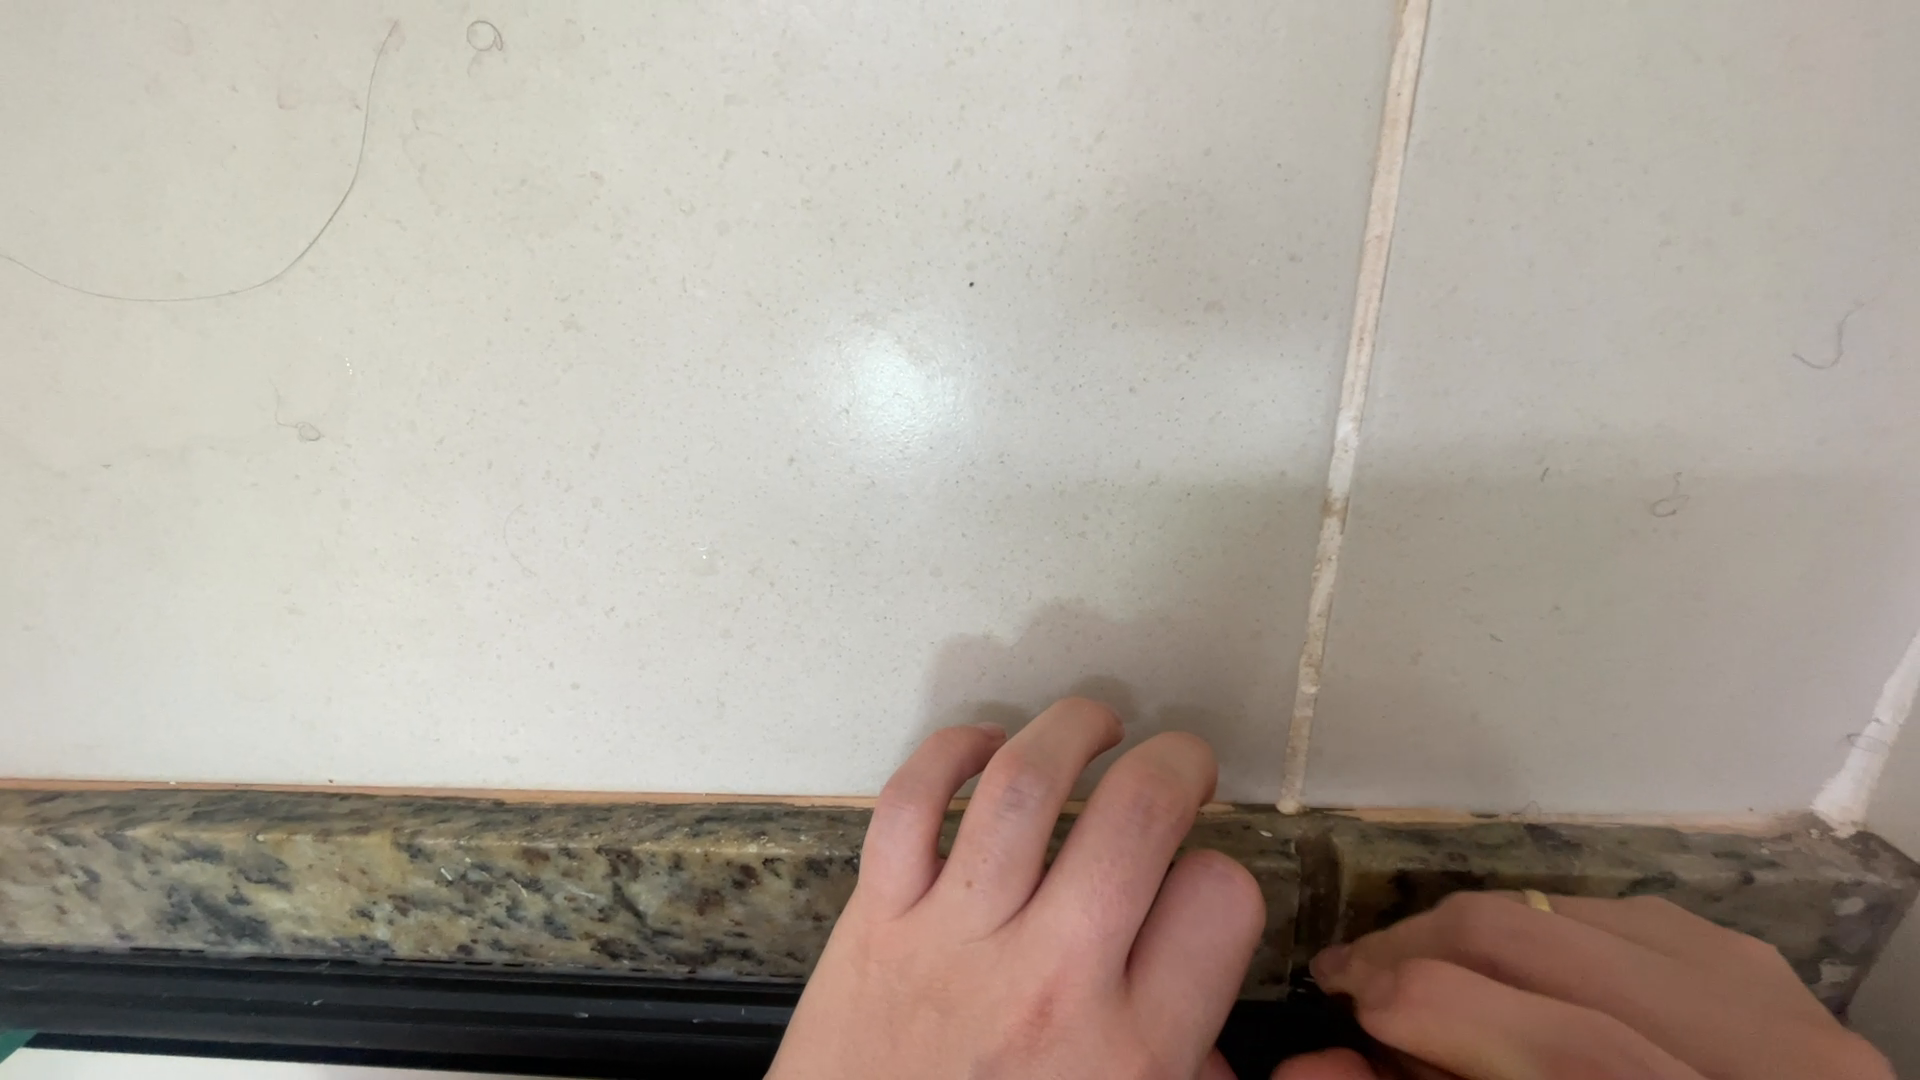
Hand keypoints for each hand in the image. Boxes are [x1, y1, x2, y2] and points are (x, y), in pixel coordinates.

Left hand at [768, 697, 1266, 1079]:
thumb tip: (1279, 1049)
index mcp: (1133, 1050)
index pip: (1220, 898)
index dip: (1223, 874)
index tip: (1198, 877)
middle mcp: (1050, 977)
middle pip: (1137, 815)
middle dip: (1177, 761)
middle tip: (1179, 761)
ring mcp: (955, 936)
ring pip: (1024, 785)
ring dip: (1072, 728)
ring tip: (1097, 725)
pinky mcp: (877, 914)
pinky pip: (910, 802)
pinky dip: (951, 752)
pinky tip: (987, 748)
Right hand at [1278, 890, 1893, 1079]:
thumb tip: (1308, 1063)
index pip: (1563, 1047)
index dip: (1421, 1006)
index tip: (1337, 992)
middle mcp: (1778, 1063)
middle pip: (1540, 944)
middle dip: (1415, 946)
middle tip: (1356, 973)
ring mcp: (1779, 1004)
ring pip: (1561, 909)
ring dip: (1463, 931)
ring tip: (1419, 966)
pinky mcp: (1760, 969)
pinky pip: (1605, 907)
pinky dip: (1533, 925)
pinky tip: (1512, 967)